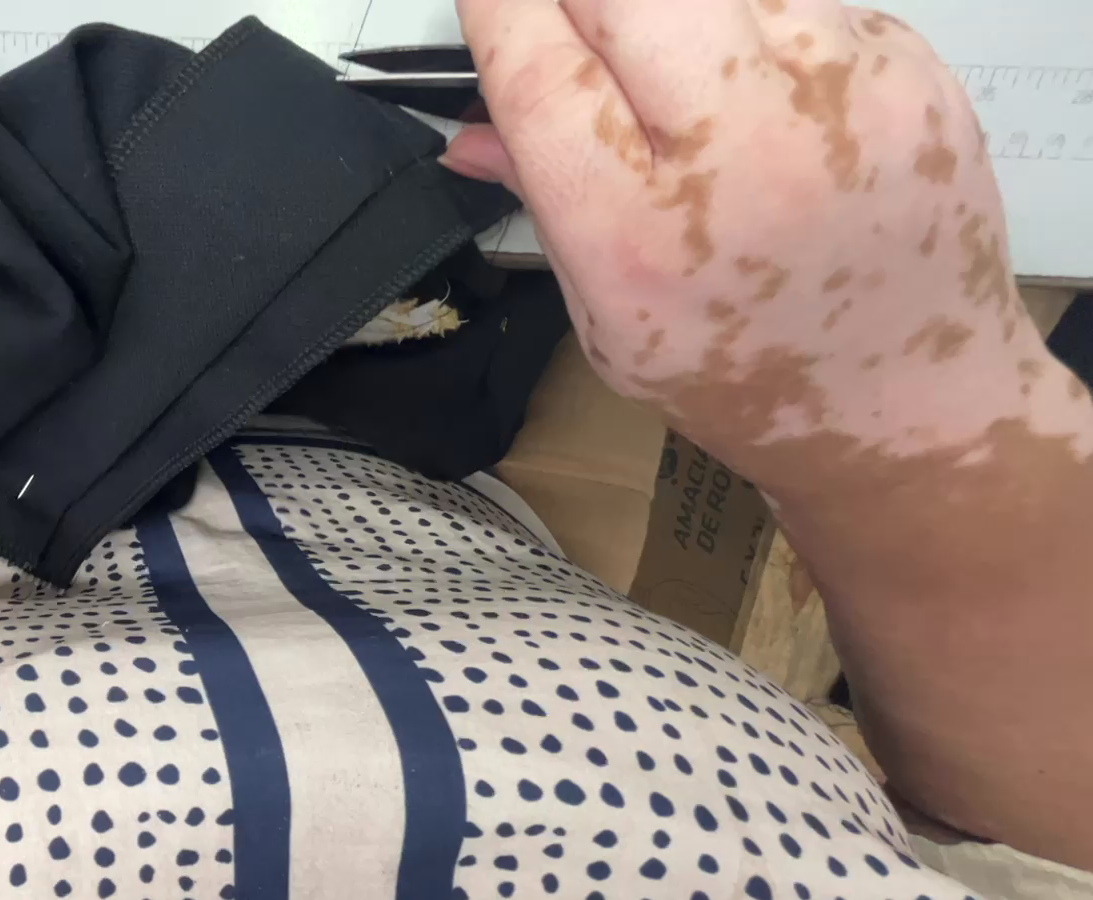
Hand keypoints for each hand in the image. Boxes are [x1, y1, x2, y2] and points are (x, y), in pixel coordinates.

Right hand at [443, 0, 1090, 483]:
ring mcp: (834, 91)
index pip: (544, 82)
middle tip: (545, 9)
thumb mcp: (599, 312)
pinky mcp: (901, 57)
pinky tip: (711, 76)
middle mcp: (736, 152)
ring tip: (634, 65)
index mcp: (636, 237)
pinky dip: (720, 18)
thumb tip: (472, 139)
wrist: (887, 388)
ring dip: (645, 7)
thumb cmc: (727, 370)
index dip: (497, 14)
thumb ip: (541, 206)